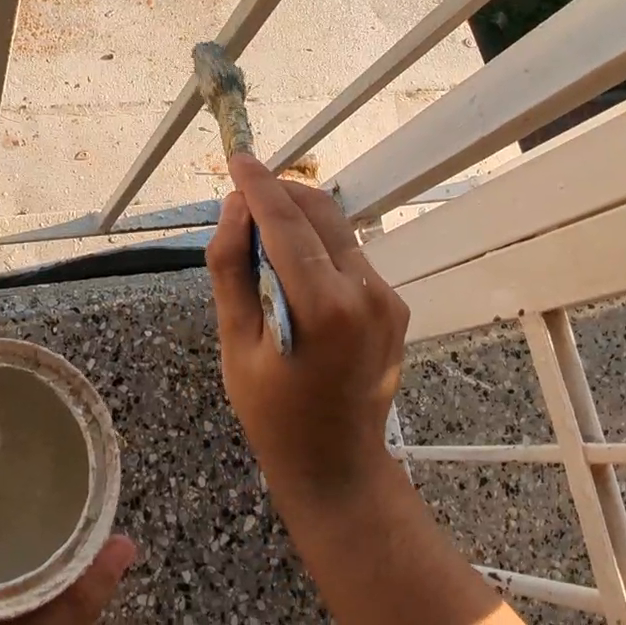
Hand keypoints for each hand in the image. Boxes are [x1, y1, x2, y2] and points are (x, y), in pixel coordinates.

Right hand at [206, 153, 409, 502]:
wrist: (338, 467)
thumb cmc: (273, 414)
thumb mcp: (236, 343)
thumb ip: (232, 269)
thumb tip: (237, 210)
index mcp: (326, 309)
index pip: (286, 226)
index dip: (258, 187)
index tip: (237, 157)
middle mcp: (368, 293)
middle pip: (319, 213)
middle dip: (277, 193)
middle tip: (239, 197)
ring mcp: (387, 298)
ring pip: (336, 228)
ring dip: (296, 215)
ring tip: (258, 229)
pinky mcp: (393, 303)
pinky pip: (348, 253)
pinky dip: (315, 241)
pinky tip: (289, 260)